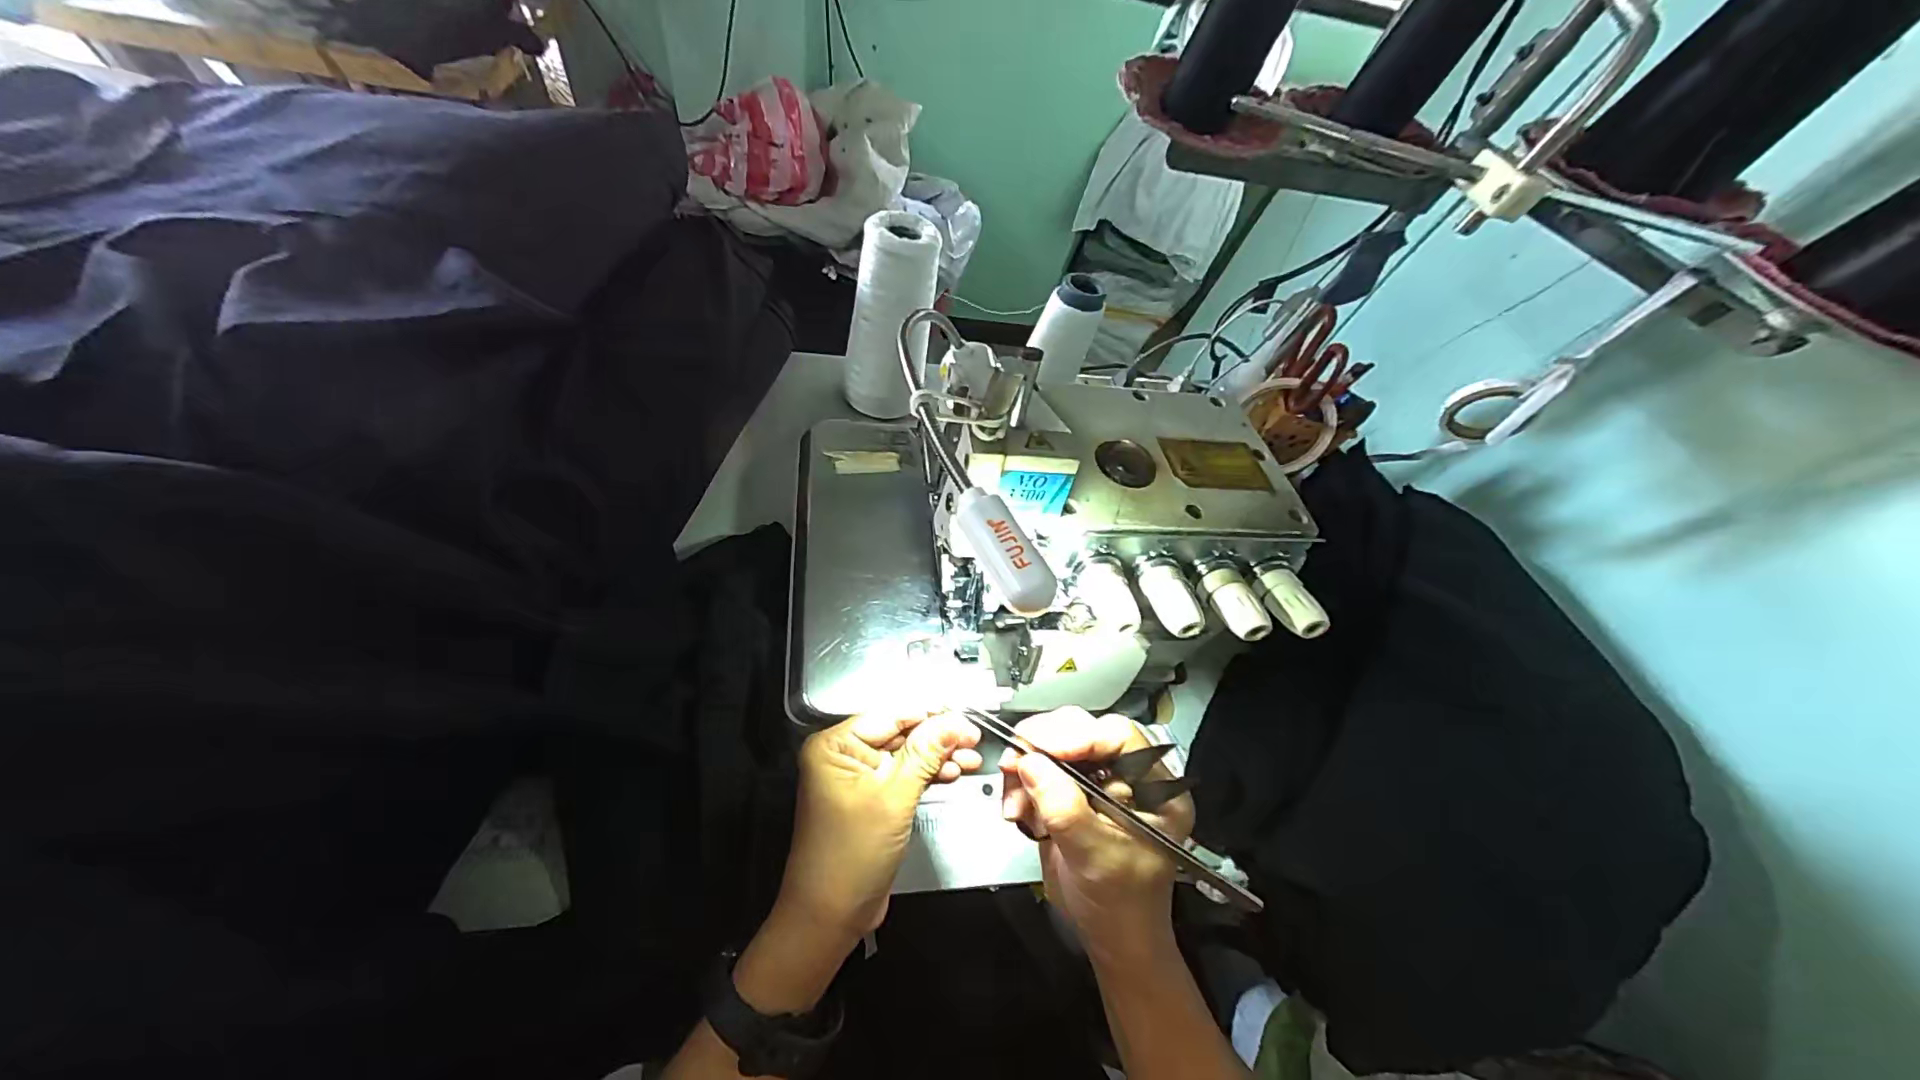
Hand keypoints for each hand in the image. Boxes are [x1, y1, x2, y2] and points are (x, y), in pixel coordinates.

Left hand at [776, 711, 983, 940]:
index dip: (931, 715)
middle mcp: (843, 756)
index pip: (891, 715)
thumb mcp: (893, 797)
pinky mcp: (872, 799)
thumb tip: (953, 722)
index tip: (965, 719)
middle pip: (900, 733)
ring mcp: (858, 779)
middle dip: (939, 737)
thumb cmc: (847, 858)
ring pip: (906, 755)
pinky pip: (904, 776)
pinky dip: (929, 774)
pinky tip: (954, 771)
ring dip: (938, 756)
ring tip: (971, 757)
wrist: (831, 916)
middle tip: (973, 738)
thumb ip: (925, 754)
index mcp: (834, 746)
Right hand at [998, 707, 1195, 958]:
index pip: (1118, 736)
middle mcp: (1127, 775)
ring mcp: (1097, 781)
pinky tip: (1017, 808)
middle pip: (1081, 732)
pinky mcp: (1070, 790)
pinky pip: (1039, 768)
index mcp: (1154, 788)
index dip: (1079, 735)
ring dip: (1026, 767)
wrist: (1110, 937)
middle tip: (1017, 761)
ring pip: (1054, 746)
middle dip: (1044, 746)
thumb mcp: (1095, 856)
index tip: (1044, 748)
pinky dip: (1021, 783)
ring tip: (1015, 800)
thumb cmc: (1120, 905)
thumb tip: (1032, 763)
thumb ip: (1065, 809)